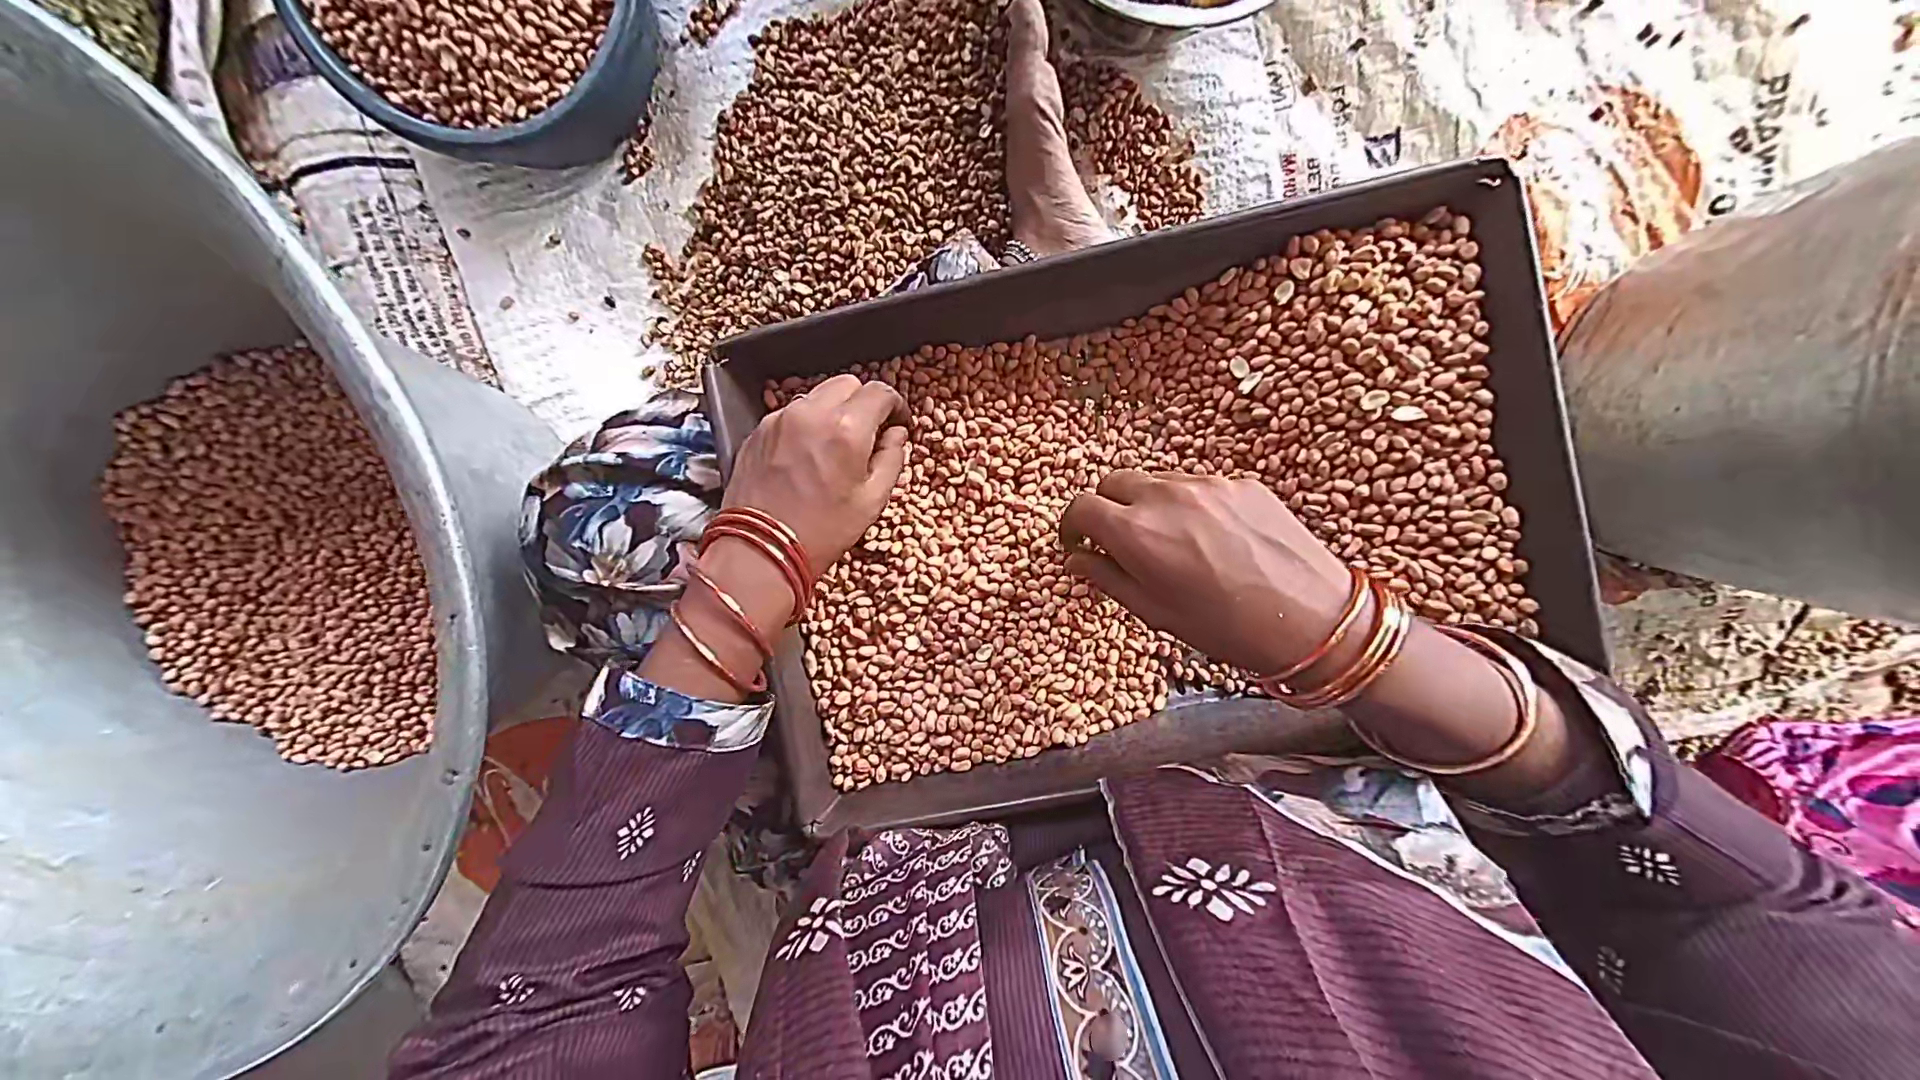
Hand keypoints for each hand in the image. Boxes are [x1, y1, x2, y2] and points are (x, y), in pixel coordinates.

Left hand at [724, 373, 909, 573]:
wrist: (761, 548)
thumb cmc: (820, 531)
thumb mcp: (873, 500)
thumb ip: (892, 458)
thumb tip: (896, 436)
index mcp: (847, 429)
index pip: (880, 392)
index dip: (896, 405)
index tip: (897, 423)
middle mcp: (812, 414)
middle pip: (848, 384)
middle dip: (864, 403)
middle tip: (869, 432)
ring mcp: (781, 419)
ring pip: (818, 395)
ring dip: (834, 411)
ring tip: (837, 446)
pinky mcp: (759, 431)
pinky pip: (792, 413)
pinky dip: (808, 424)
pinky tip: (809, 454)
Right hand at [1063, 469, 1606, 811]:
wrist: (1315, 620)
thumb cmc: (1225, 628)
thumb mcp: (1154, 612)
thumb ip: (1106, 577)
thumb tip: (1076, 558)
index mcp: (1137, 532)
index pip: (1082, 506)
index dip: (1073, 524)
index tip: (1079, 540)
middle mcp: (1166, 496)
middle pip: (1114, 482)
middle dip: (1107, 507)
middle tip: (1119, 539)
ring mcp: (1207, 484)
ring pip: (1156, 480)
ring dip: (1147, 503)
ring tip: (1169, 541)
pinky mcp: (1241, 482)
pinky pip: (1197, 484)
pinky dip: (1187, 503)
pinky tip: (1209, 537)